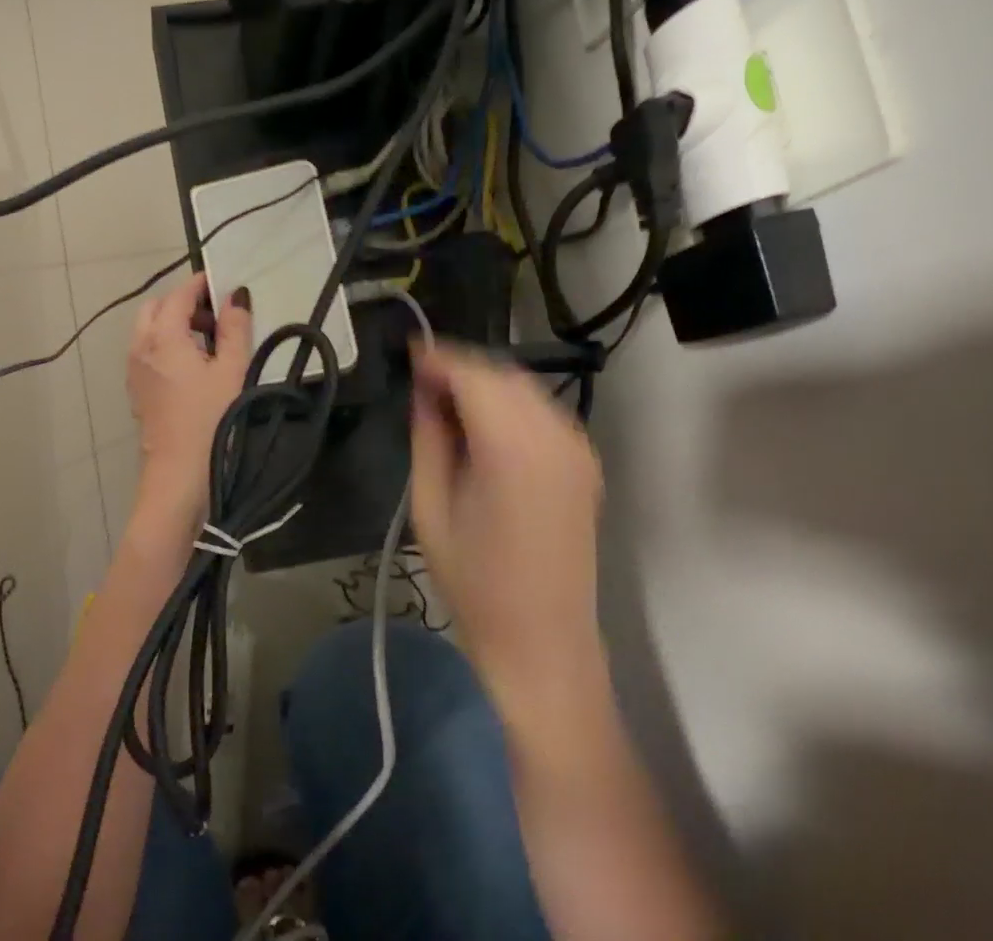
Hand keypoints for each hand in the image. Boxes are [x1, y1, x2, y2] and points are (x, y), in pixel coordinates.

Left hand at [126, 272, 251, 528]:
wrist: (179, 474)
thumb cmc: (211, 420)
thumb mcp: (232, 371)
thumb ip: (234, 329)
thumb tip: (235, 297)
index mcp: (163, 336)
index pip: (179, 295)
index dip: (202, 285)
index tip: (224, 285)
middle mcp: (141, 347)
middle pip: (157, 308)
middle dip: (184, 303)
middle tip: (217, 317)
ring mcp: (134, 370)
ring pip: (149, 330)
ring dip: (174, 325)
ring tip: (210, 343)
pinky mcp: (137, 391)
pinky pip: (148, 352)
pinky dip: (166, 346)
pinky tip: (193, 367)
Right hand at [408, 342, 606, 722]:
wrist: (542, 641)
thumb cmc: (473, 584)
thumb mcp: (430, 508)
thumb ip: (429, 439)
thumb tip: (425, 392)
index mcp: (514, 448)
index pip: (474, 375)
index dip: (439, 359)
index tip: (408, 352)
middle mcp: (556, 437)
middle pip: (504, 375)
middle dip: (462, 370)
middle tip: (420, 385)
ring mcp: (578, 451)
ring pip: (526, 392)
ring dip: (486, 387)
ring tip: (444, 408)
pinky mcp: (585, 466)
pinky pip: (543, 415)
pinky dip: (510, 408)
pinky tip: (482, 431)